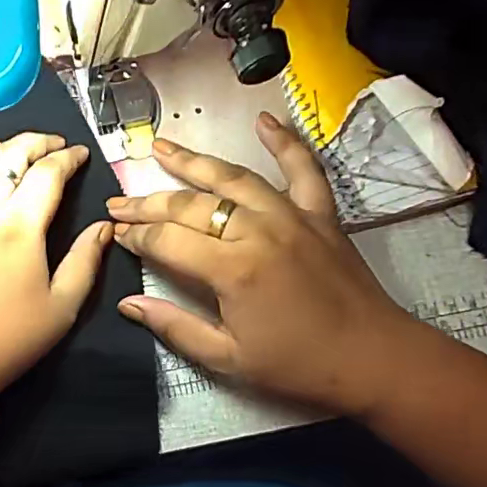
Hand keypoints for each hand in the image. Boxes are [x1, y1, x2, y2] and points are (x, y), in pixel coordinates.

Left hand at [0, 132, 112, 393]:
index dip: (67, 157)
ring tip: (24, 151)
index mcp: (19, 225)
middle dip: (35, 141)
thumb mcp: (62, 304)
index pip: (46, 172)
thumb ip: (86, 259)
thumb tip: (104, 228)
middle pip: (8, 154)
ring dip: (5, 148)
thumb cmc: (10, 336)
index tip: (80, 154)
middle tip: (55, 143)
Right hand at [106, 112, 414, 415]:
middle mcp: (257, 231)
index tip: (115, 234)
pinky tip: (266, 122)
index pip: (168, 241)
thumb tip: (127, 304)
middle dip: (149, 203)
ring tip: (161, 147)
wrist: (371, 357)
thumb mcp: (227, 359)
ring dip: (194, 161)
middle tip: (118, 202)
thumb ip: (175, 327)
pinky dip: (285, 143)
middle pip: (191, 205)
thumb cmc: (296, 365)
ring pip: (233, 178)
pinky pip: (302, 169)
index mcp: (232, 270)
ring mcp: (291, 215)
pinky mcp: (320, 214)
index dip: (136, 236)